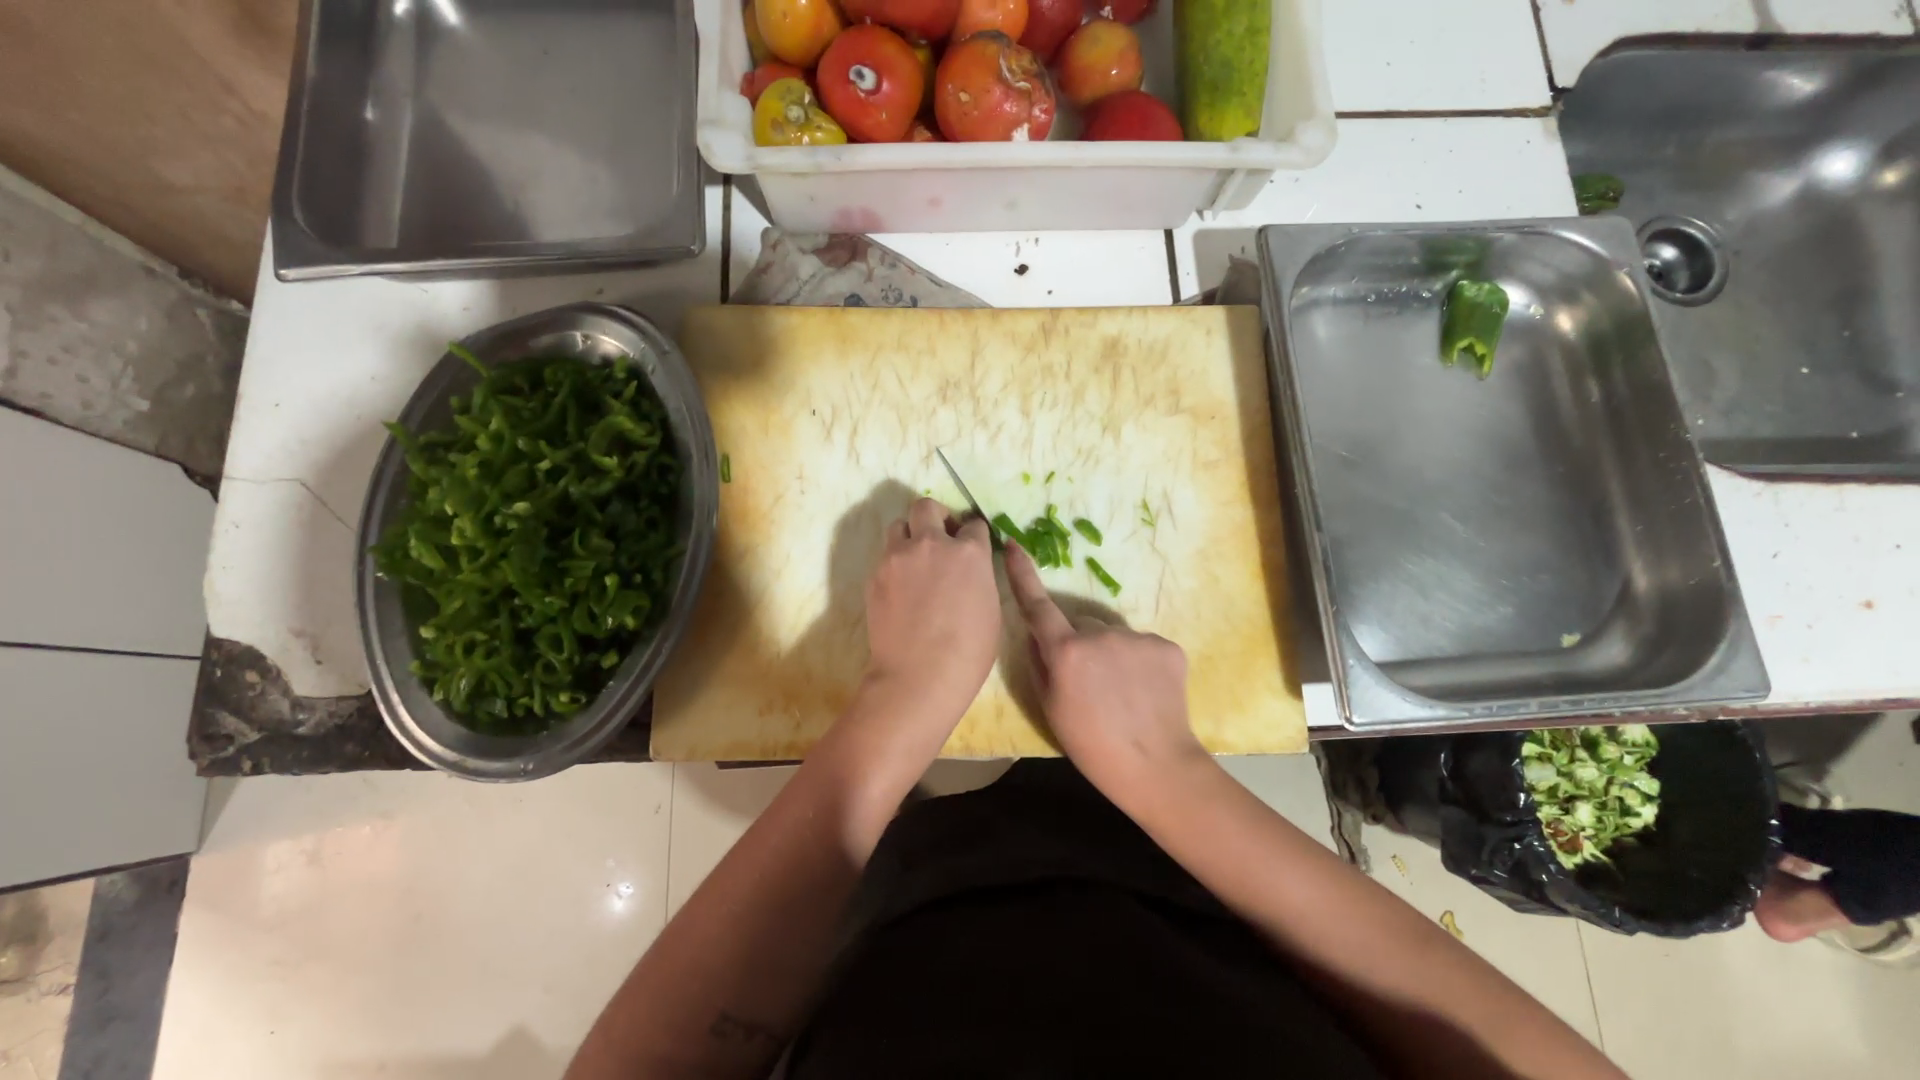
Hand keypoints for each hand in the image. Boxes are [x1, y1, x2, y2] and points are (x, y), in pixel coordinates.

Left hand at [861, 498, 1001, 727]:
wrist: (919, 676)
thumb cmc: (969, 652)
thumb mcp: (991, 609)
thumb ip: (980, 578)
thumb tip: (971, 572)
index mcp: (969, 552)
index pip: (973, 524)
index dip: (973, 533)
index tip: (971, 543)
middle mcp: (931, 544)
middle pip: (926, 507)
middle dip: (935, 516)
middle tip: (939, 538)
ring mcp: (898, 557)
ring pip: (898, 526)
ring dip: (909, 536)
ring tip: (915, 562)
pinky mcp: (875, 575)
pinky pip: (884, 557)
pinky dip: (894, 564)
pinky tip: (901, 589)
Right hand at [1003, 542, 1205, 801]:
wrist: (1154, 766)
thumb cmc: (1091, 745)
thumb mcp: (1049, 707)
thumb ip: (1039, 662)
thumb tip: (1036, 633)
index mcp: (1066, 650)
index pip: (1037, 604)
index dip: (1021, 574)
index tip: (1012, 544)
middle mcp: (1100, 633)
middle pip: (1081, 626)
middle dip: (1079, 644)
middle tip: (1088, 686)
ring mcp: (1137, 637)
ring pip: (1113, 636)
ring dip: (1111, 654)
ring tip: (1120, 694)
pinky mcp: (1167, 646)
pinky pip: (1143, 646)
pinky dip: (1140, 663)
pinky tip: (1145, 692)